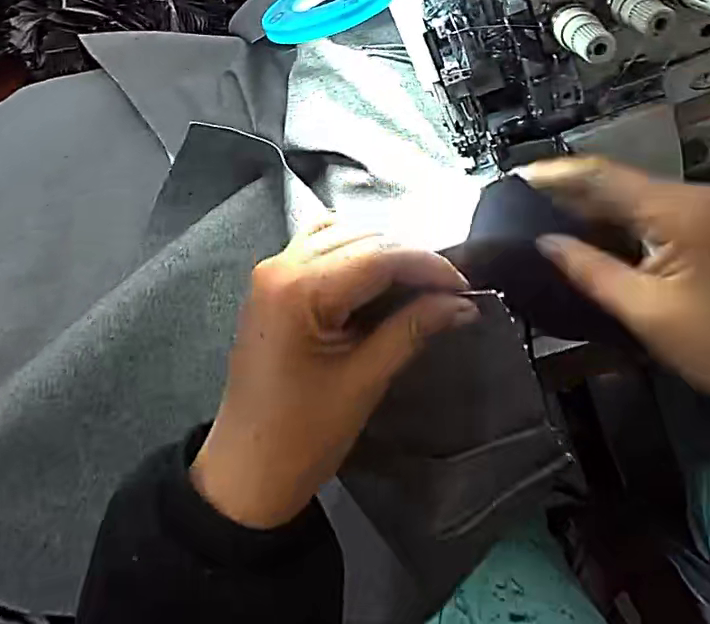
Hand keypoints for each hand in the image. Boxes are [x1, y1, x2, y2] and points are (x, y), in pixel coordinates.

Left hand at [192, 219, 478, 527]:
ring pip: (345, 234)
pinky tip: (374, 275)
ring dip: (385, 253)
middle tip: (445, 292)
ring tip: (416, 285)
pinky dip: (354, 251)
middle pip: (364, 240)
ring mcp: (273, 270)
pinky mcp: (274, 282)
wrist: (245, 474)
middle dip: (410, 259)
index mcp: (299, 290)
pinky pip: (322, 244)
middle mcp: (281, 266)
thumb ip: (413, 328)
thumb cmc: (302, 435)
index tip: (464, 287)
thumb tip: (463, 303)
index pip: (380, 257)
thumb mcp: (365, 380)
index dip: (428, 266)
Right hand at [522, 159, 709, 412]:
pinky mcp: (698, 226)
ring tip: (539, 213)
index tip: (517, 180)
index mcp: (676, 210)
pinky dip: (612, 218)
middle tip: (520, 201)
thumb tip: (546, 243)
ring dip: (587, 204)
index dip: (556, 175)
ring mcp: (696, 209)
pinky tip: (582, 229)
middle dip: (567, 189)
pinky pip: (644, 212)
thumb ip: (591, 270)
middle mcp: (687, 196)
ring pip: (627, 195)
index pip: (602, 175)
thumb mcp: (646, 311)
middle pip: (614, 180)